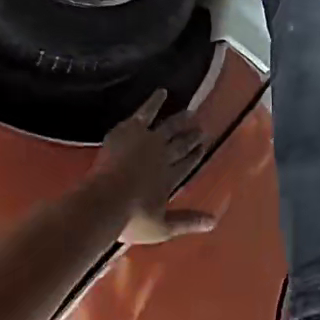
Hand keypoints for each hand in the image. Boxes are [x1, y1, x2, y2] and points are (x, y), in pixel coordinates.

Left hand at [91, 89, 216, 244]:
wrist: (105, 201)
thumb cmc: (131, 219)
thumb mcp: (162, 228)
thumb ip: (187, 222)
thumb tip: (214, 222)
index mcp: (170, 178)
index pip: (187, 164)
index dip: (195, 155)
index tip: (203, 146)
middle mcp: (163, 156)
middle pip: (180, 144)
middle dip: (192, 137)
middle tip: (201, 128)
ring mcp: (148, 140)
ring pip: (169, 126)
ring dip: (180, 120)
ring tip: (190, 112)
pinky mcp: (131, 129)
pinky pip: (146, 111)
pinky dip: (154, 101)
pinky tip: (161, 92)